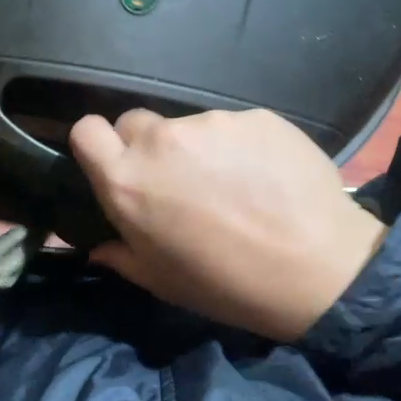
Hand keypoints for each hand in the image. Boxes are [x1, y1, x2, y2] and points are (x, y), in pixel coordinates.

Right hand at [70, 108, 385, 340]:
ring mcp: (211, 124)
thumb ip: (120, 255)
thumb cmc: (223, 284)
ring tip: (230, 187)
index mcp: (126, 181)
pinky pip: (233, 127)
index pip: (86, 130)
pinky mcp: (256, 117)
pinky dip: (239, 147)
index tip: (113, 164)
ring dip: (197, 151)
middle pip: (135, 123)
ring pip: (188, 127)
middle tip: (174, 183)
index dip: (97, 145)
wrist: (315, 269)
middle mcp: (161, 141)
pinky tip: (262, 179)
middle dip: (146, 148)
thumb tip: (99, 247)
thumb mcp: (160, 281)